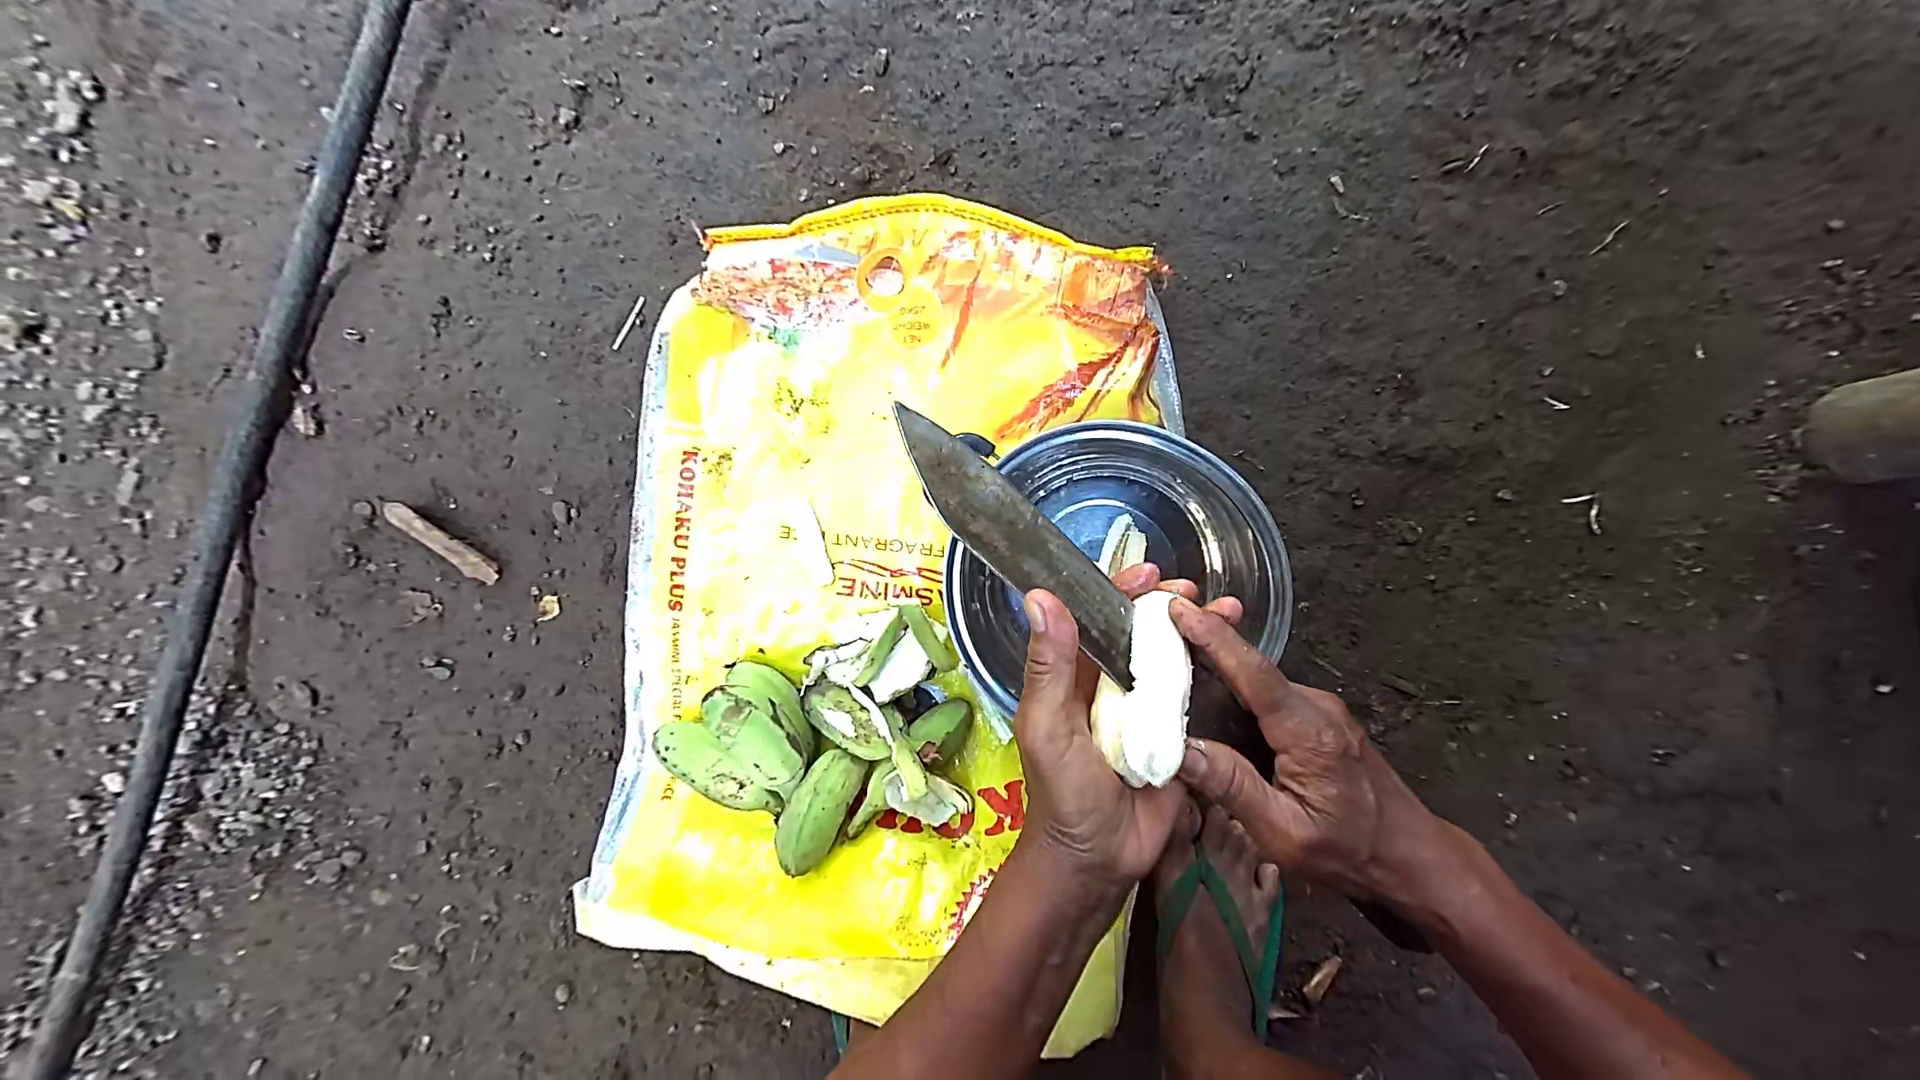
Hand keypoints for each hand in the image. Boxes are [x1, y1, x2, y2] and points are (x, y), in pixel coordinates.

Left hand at [1012, 563, 1196, 889]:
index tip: (1149, 573)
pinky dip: (1215, 671)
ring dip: (1196, 631)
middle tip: (1194, 590)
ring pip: (1171, 657)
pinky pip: (1196, 694)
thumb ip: (1048, 665)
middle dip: (1166, 606)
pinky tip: (1237, 652)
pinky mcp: (1177, 733)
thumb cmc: (1062, 791)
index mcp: (1073, 675)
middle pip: (1139, 631)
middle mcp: (1110, 684)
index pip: (1096, 619)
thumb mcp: (1047, 724)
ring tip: (1225, 610)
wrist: (1099, 858)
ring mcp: (1145, 708)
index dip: (1119, 592)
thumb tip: (1040, 597)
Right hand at [1167, 596, 1445, 905]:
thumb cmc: (1352, 853)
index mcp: (1311, 733)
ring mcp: (1318, 710)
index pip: (1255, 673)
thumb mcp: (1284, 833)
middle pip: (1250, 668)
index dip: (1215, 639)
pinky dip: (1231, 688)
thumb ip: (1232, 787)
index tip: (1180, 611)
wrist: (1414, 859)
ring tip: (1166, 658)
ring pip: (1255, 681)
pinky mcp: (1313, 718)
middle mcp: (1317, 709)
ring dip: (1214, 668)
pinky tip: (1202, 693)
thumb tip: (1179, 751)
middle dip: (1203, 643)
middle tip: (1155, 627)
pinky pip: (1264, 695)